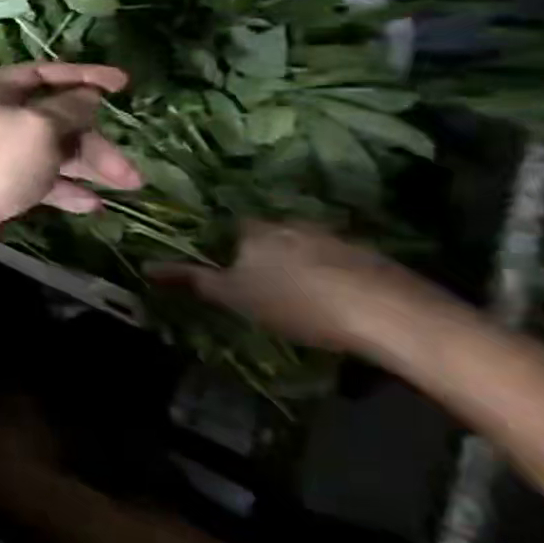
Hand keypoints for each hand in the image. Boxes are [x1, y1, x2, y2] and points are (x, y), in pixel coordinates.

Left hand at [0, 63, 140, 274]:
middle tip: (129, 168)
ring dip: (86, 166)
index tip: (124, 83)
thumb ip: (68, 109)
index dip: (85, 76)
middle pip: (50, 118)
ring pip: (47, 150)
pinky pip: (34, 179)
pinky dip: (62, 188)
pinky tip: (91, 205)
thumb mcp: (37, 128)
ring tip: (127, 186)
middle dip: (92, 139)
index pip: (42, 73)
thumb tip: (86, 96)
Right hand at [150, 221, 457, 354]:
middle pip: (267, 234)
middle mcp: (291, 223)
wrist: (399, 319)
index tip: (219, 264)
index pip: (226, 225)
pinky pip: (340, 263)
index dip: (219, 243)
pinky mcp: (376, 260)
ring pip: (305, 247)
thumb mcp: (235, 297)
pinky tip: (335, 301)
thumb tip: (144, 266)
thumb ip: (191, 280)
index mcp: (253, 228)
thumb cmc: (299, 303)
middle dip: (260, 253)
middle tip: (256, 281)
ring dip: (298, 264)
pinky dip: (331, 276)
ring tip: (296, 293)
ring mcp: (338, 239)